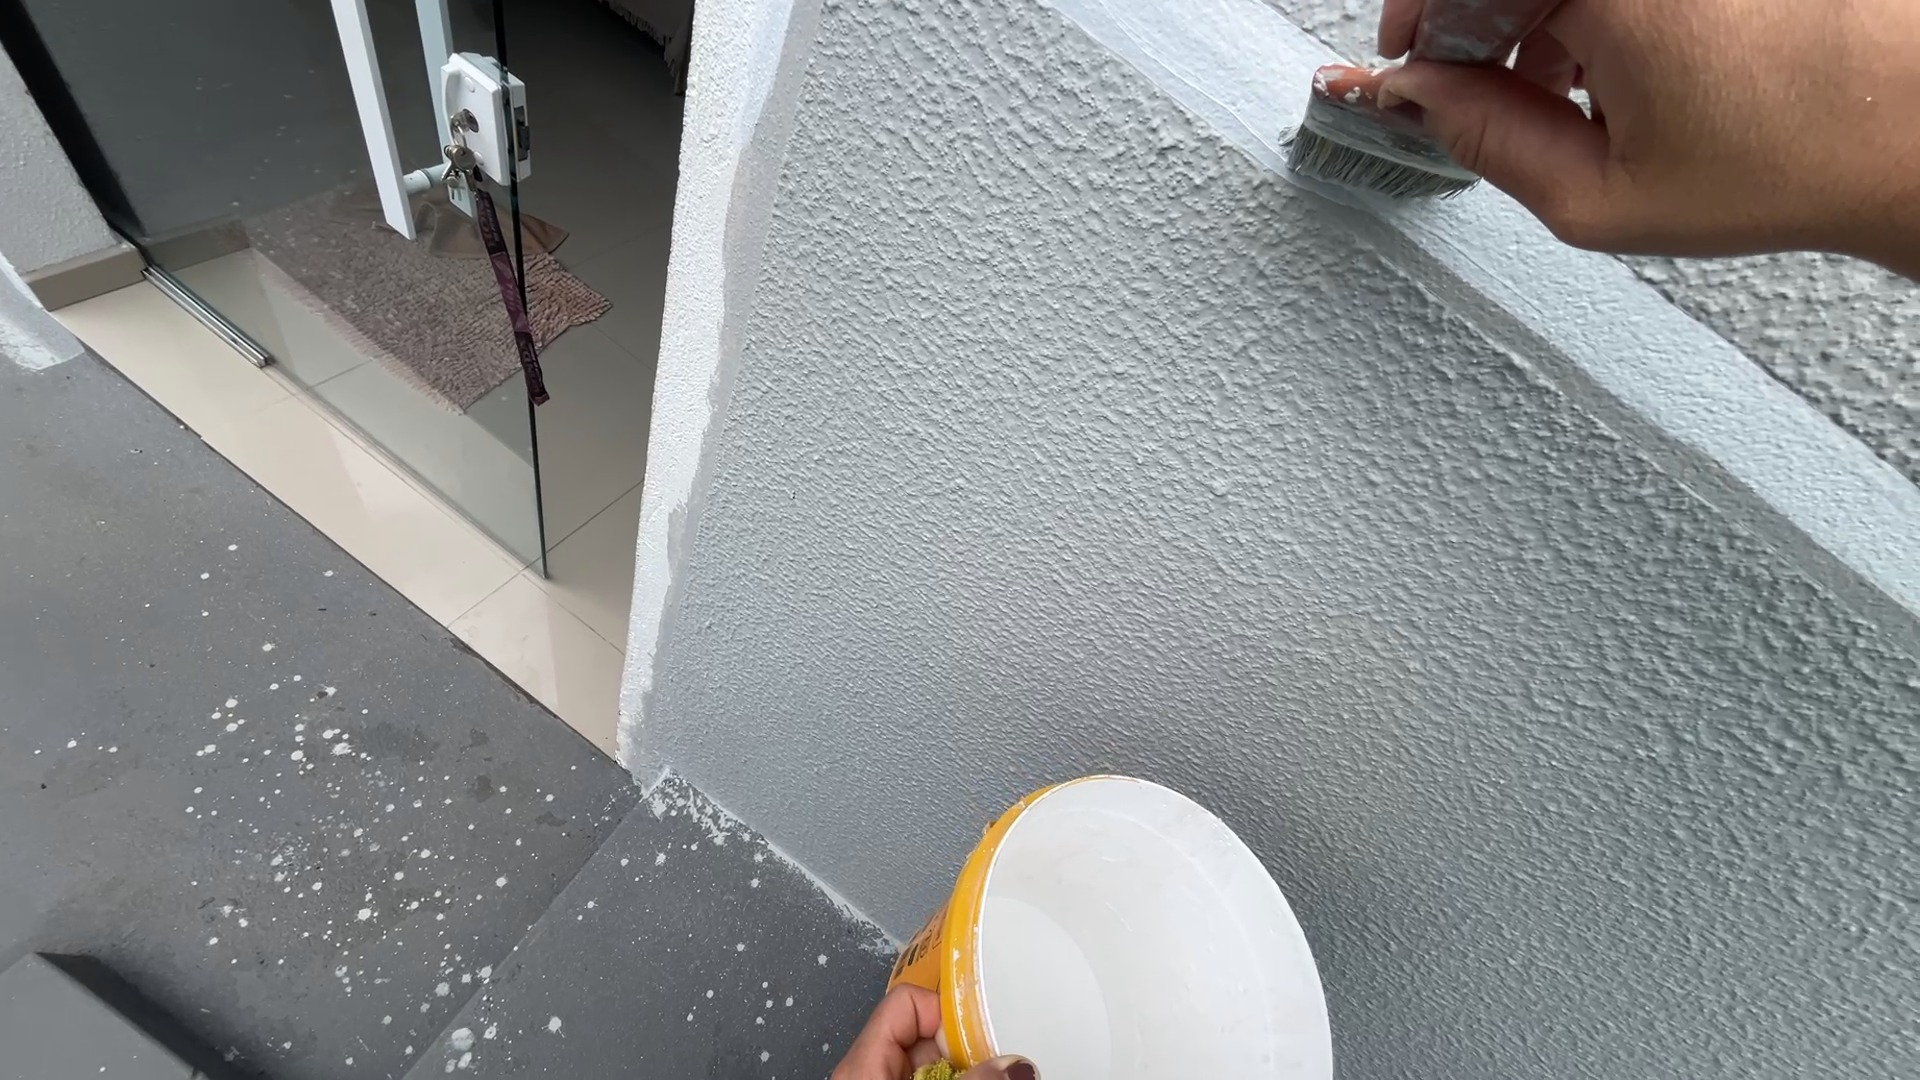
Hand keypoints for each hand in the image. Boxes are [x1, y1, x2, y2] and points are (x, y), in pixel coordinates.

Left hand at [831, 985, 1038, 1079]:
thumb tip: (1016, 1065)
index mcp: (863, 1064)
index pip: (909, 1001)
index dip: (947, 1010)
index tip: (981, 1030)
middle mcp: (874, 1073)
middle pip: (931, 1034)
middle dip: (970, 1044)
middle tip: (1002, 1061)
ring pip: (942, 1065)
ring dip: (975, 1069)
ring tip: (1005, 1072)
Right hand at [1373, 0, 1919, 277]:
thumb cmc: (1790, 164)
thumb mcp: (1591, 193)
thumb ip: (1483, 138)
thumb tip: (1414, 97)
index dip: (1413, 23)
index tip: (1398, 65)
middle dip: (1463, 19)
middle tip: (1455, 78)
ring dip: (1526, 10)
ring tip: (1549, 79)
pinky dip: (1581, 3)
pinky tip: (1601, 48)